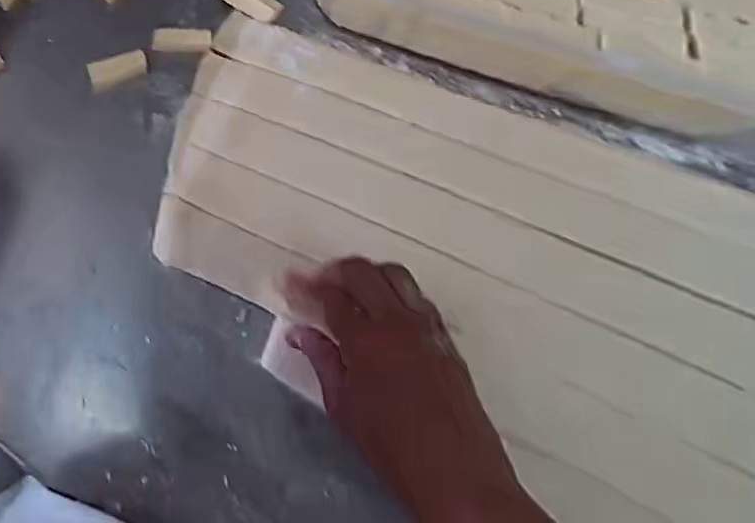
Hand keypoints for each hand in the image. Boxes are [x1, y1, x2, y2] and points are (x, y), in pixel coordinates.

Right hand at [285, 259, 548, 522]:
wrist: (462, 483)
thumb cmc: (400, 454)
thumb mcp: (344, 410)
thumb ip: (322, 362)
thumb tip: (304, 336)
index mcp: (366, 340)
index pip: (328, 295)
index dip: (304, 287)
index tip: (292, 287)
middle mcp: (398, 324)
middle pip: (360, 271)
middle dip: (332, 271)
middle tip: (317, 282)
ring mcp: (427, 329)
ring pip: (393, 274)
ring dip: (368, 274)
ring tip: (351, 287)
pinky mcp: (448, 341)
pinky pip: (418, 297)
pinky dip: (396, 292)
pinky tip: (386, 308)